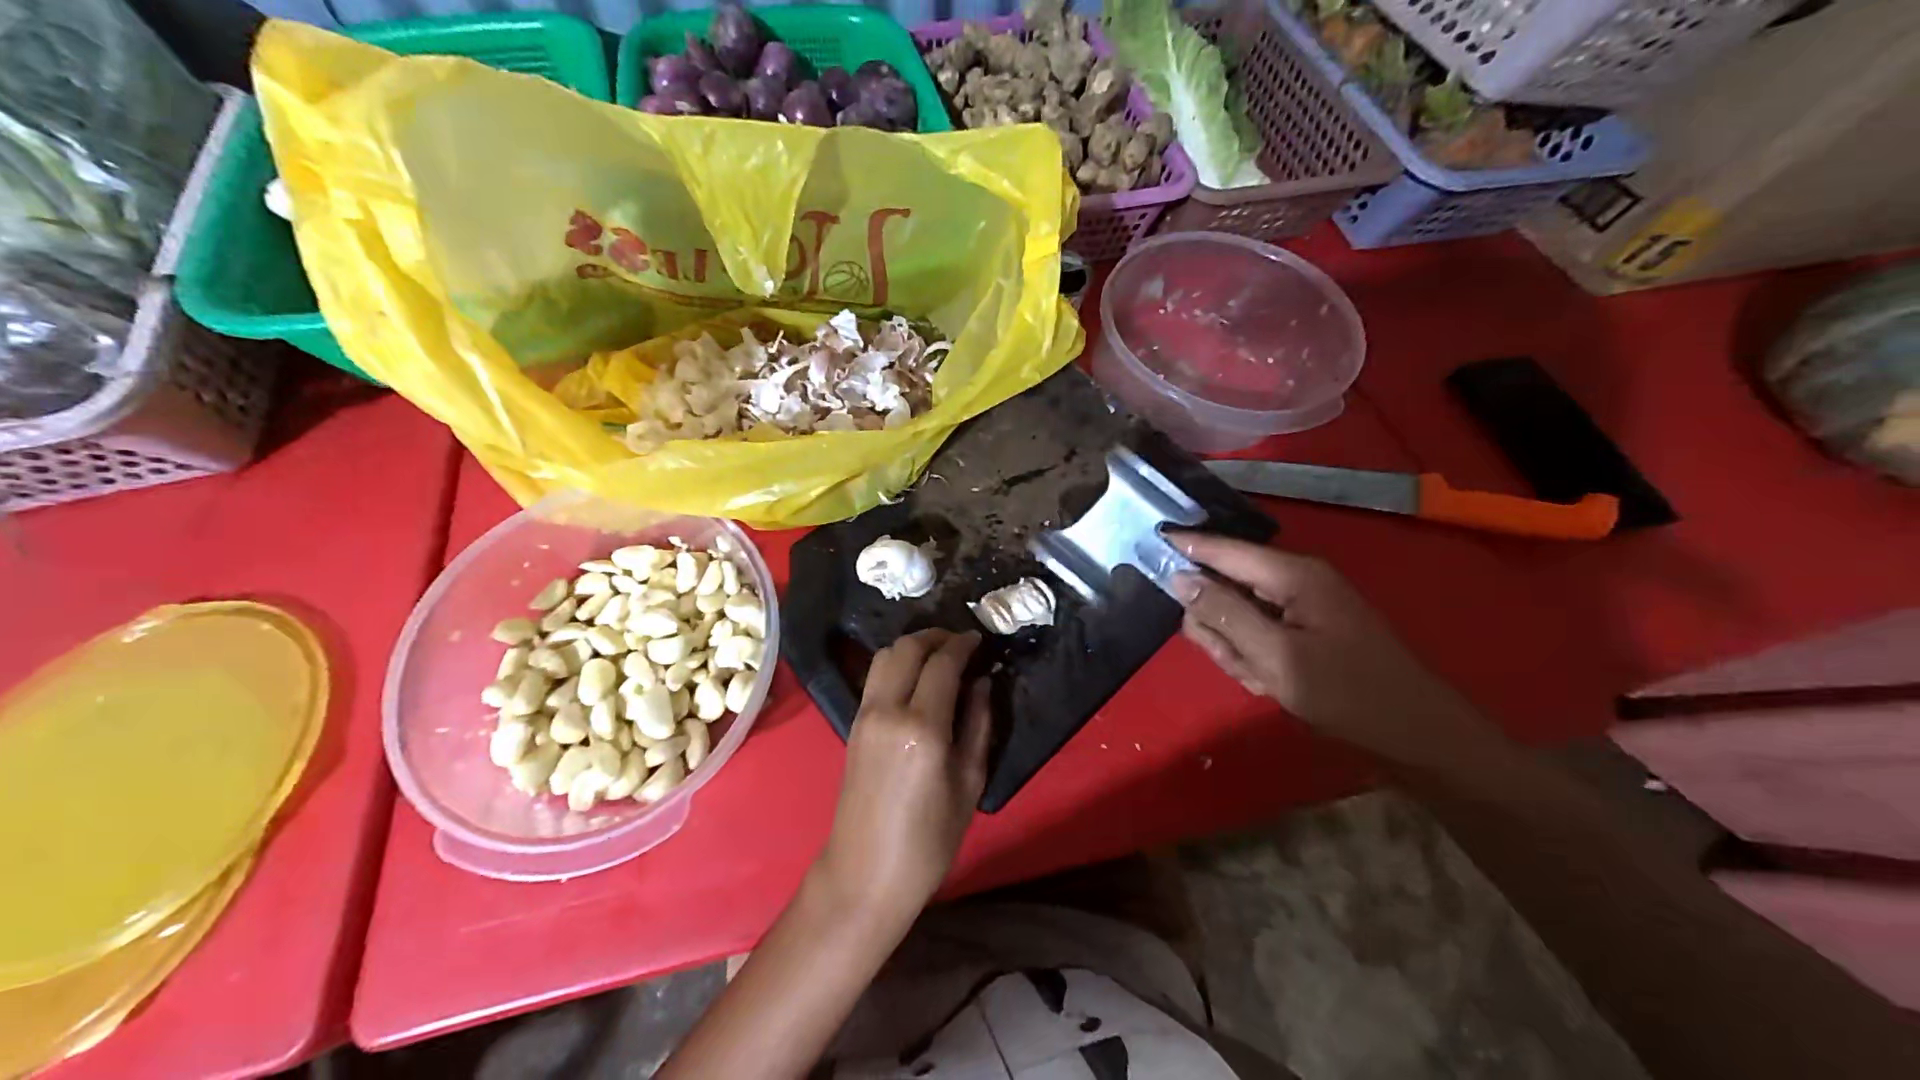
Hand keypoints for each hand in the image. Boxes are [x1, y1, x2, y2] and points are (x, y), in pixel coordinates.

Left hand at [817, 629, 991, 920]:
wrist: (865, 875)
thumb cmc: (929, 841)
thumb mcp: (969, 784)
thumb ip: (978, 725)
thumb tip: (982, 683)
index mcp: (922, 727)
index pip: (942, 663)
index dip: (964, 644)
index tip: (981, 640)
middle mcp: (887, 711)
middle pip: (906, 648)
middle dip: (936, 637)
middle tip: (962, 644)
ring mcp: (864, 716)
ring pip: (884, 656)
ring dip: (913, 647)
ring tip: (940, 657)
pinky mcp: (853, 725)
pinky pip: (875, 678)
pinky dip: (897, 665)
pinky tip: (918, 680)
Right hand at [1167, 531, 1496, 766]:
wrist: (1415, 733)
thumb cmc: (1348, 693)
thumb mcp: (1276, 657)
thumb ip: (1225, 614)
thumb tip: (1181, 579)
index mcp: (1292, 575)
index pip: (1223, 548)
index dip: (1184, 545)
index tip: (1146, 539)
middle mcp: (1294, 580)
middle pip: (1225, 586)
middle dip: (1218, 625)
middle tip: (1236, 661)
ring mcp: (1300, 605)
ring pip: (1236, 615)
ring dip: (1236, 648)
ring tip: (1260, 679)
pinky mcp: (1303, 629)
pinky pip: (1256, 633)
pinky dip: (1253, 658)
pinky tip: (1271, 684)